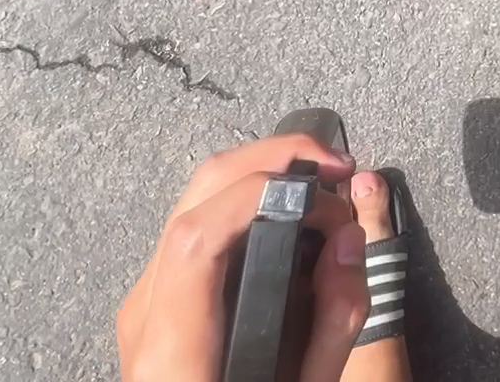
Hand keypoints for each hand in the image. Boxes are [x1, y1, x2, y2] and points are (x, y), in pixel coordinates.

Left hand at [118, 135, 369, 381]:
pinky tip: (294, 204)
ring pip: (203, 189)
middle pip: (202, 190)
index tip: (324, 192)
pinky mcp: (163, 286)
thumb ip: (335, 319)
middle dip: (277, 155)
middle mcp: (150, 307)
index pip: (197, 236)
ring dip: (269, 166)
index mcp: (176, 344)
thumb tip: (349, 236)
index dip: (260, 191)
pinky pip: (206, 212)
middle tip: (339, 166)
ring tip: (325, 180)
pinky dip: (254, 190)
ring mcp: (150, 291)